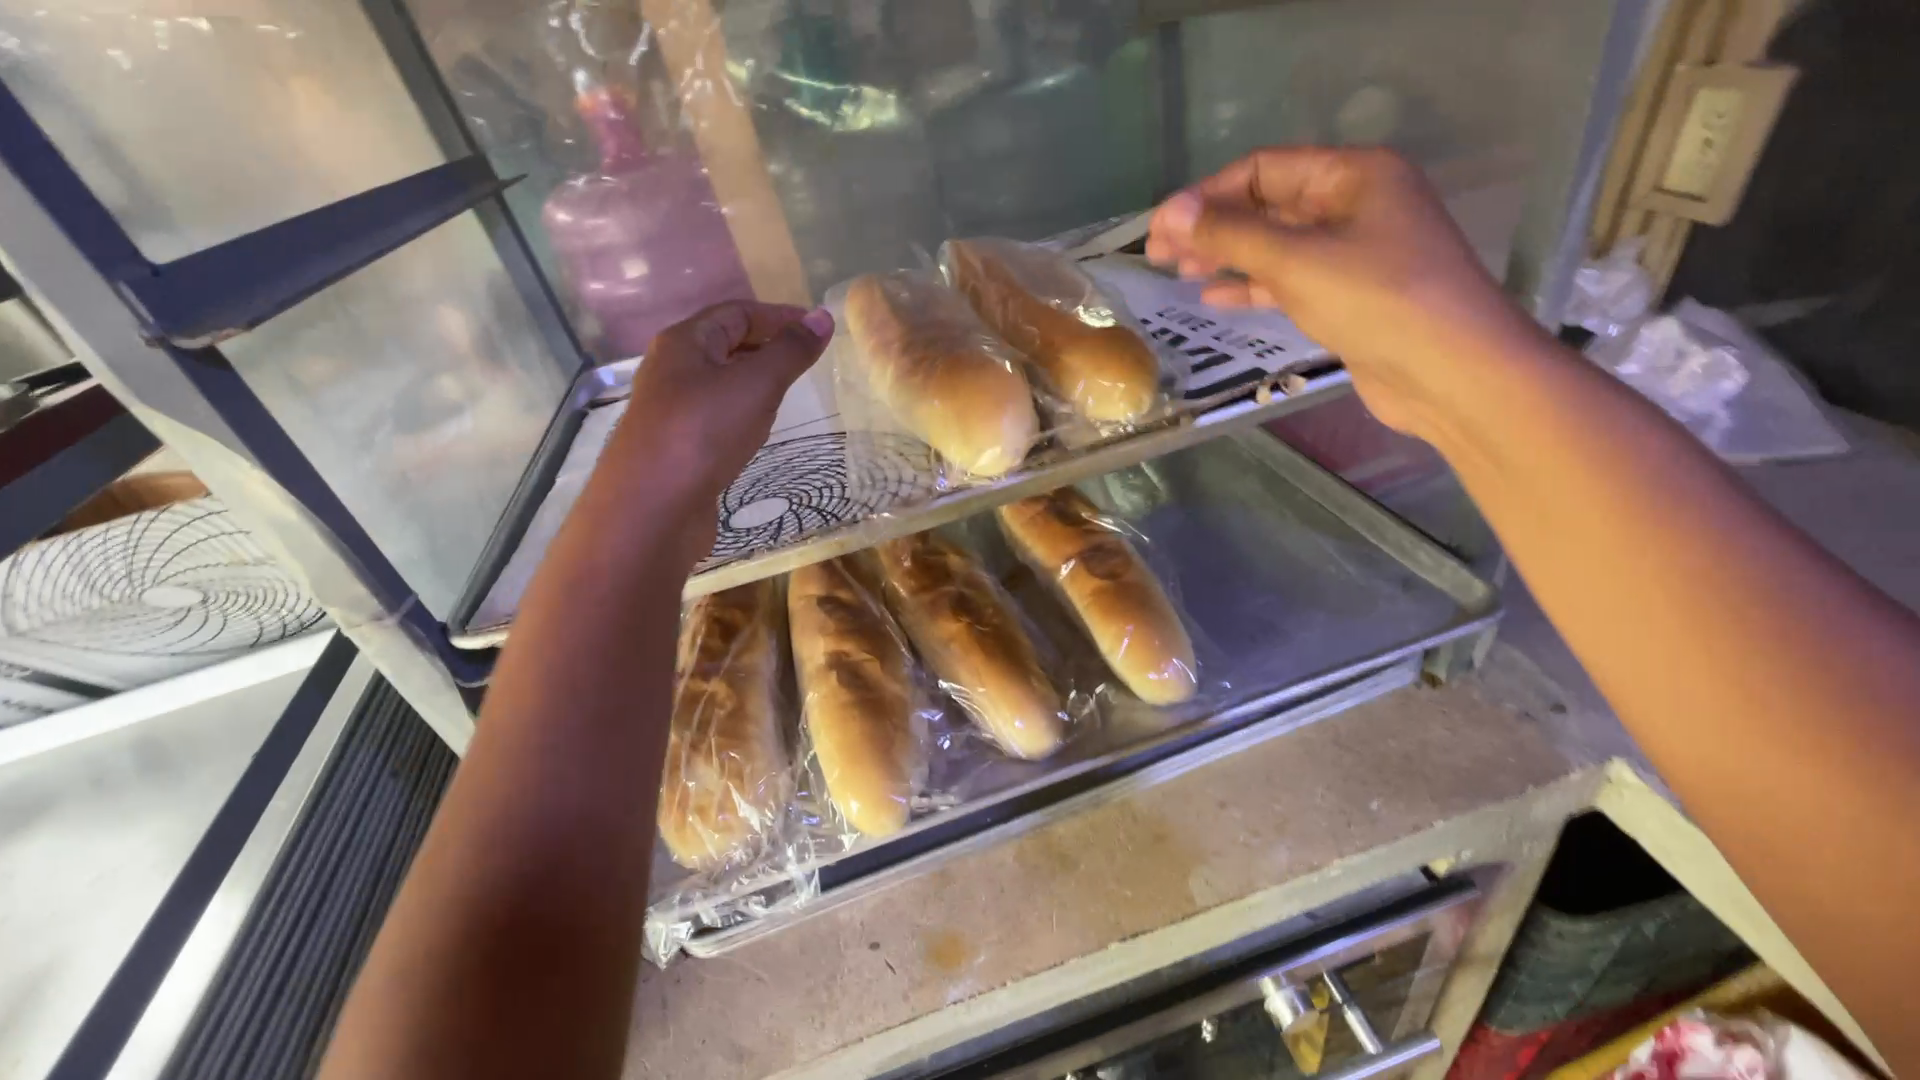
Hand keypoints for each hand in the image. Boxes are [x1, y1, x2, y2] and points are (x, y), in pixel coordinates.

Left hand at [598, 300, 832, 563]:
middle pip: (724, 345)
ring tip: (789, 394)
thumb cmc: (703, 432)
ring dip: (754, 382)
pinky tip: (757, 432)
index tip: (818, 331)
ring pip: (719, 383)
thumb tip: (823, 318)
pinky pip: (715, 417)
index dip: (779, 316)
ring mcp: (671, 411)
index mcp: (684, 342)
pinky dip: (742, 414)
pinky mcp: (677, 447)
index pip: (736, 313)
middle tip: (808, 362)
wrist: (652, 509)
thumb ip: (791, 351)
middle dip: (767, 346)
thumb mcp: (756, 384)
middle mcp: (671, 370)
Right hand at [1146, 147, 1548, 440]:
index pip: (1264, 169)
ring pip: (1277, 245)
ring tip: (1180, 275)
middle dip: (1214, 228)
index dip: (1207, 195)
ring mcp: (1356, 252)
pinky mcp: (1351, 295)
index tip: (1161, 229)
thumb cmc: (1378, 300)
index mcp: (1353, 175)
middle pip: (1269, 205)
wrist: (1451, 372)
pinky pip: (1292, 279)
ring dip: (1228, 257)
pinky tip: (1216, 299)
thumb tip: (1172, 214)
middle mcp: (1356, 204)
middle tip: (1160, 255)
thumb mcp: (1298, 261)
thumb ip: (1231, 236)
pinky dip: (1254, 287)